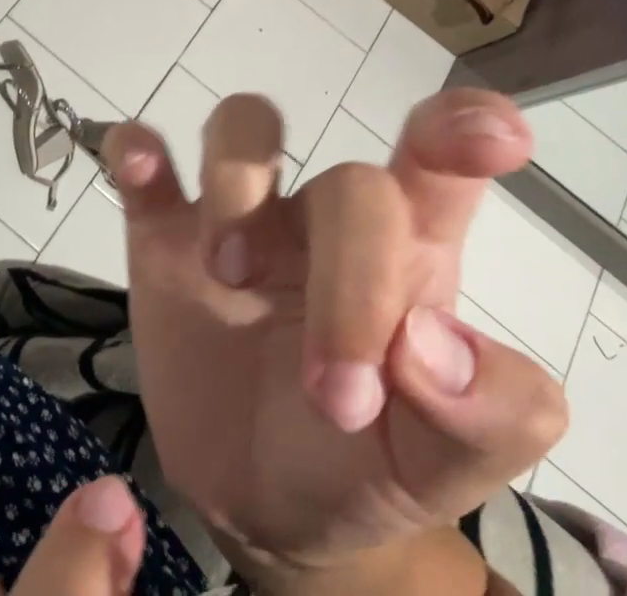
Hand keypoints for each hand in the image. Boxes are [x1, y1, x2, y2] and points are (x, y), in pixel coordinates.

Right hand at [106, 90, 567, 572]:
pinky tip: (142, 175)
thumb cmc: (363, 467)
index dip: (465, 128)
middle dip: (349, 283)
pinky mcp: (162, 237)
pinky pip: (142, 165)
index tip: (488, 138)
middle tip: (334, 397)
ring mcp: (238, 221)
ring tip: (226, 275)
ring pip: (242, 128)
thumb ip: (487, 416)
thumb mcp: (447, 468)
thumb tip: (431, 343)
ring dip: (236, 182)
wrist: (260, 498)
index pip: (444, 164)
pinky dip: (137, 152)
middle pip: (348, 183)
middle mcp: (326, 221)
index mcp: (409, 256)